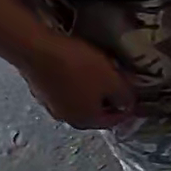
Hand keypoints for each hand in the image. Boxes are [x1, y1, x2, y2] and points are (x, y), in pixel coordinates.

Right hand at [19, 32, 135, 129]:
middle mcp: (68, 119)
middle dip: (108, 99)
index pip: (114, 121)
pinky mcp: (40, 91)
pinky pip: (66, 91)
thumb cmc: (79, 66)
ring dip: (91, 91)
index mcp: (87, 121)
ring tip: (100, 74)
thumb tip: (128, 105)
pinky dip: (76, 84)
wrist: (37, 49)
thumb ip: (124, 96)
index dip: (127, 108)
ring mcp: (50, 106)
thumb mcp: (112, 80)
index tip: (134, 95)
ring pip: (80, 101)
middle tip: (118, 83)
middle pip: (95, 112)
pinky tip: (78, 68)